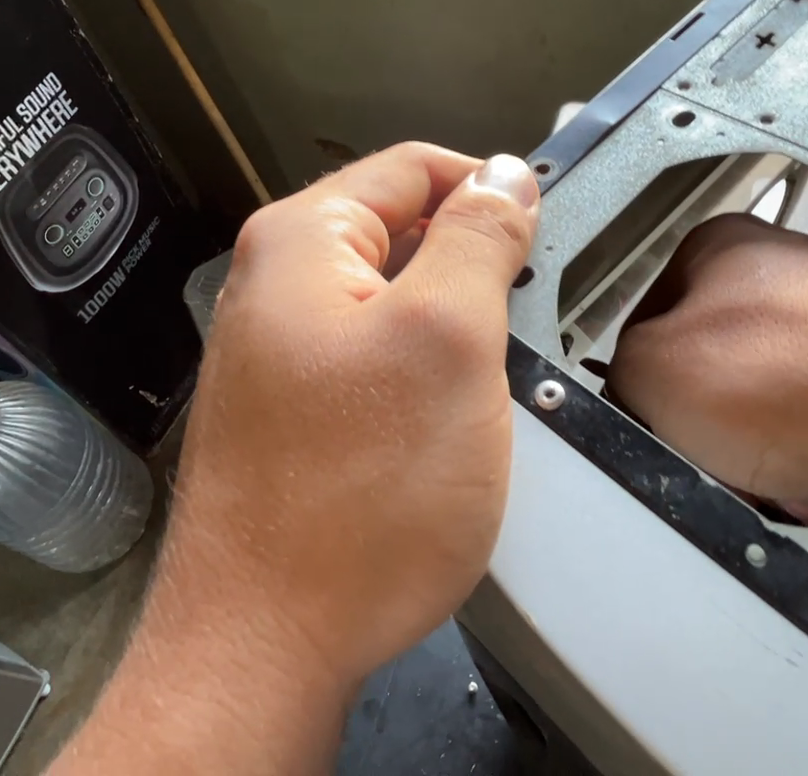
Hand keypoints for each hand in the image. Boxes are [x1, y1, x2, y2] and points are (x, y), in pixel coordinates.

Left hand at [164, 143, 538, 688]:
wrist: (265, 640)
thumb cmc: (360, 491)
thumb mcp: (449, 339)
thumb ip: (480, 238)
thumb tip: (501, 175)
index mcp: (300, 242)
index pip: (409, 167)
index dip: (485, 185)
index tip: (542, 230)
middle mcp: (273, 285)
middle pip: (397, 230)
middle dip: (468, 261)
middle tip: (521, 315)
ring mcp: (275, 350)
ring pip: (388, 297)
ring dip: (447, 321)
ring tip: (487, 372)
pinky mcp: (288, 407)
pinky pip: (368, 354)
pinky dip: (416, 366)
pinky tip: (442, 414)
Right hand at [610, 213, 807, 520]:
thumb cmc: (797, 382)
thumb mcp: (655, 372)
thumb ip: (617, 374)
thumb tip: (633, 394)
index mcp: (716, 250)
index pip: (643, 331)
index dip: (644, 392)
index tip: (661, 431)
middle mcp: (781, 280)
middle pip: (710, 384)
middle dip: (717, 443)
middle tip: (734, 463)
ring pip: (768, 423)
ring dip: (770, 469)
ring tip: (798, 479)